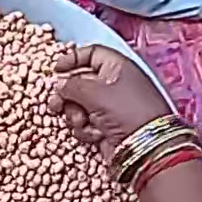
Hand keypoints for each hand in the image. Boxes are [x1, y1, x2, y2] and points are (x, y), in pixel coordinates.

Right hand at [45, 43, 172, 163]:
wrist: (145, 147)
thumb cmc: (126, 112)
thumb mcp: (96, 93)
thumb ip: (72, 86)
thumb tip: (59, 85)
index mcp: (117, 68)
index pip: (92, 54)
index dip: (73, 59)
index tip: (56, 69)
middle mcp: (113, 85)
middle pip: (80, 82)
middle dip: (67, 95)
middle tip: (55, 105)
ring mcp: (109, 107)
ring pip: (78, 105)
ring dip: (75, 115)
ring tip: (81, 122)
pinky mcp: (105, 126)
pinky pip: (84, 123)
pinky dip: (86, 129)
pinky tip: (95, 134)